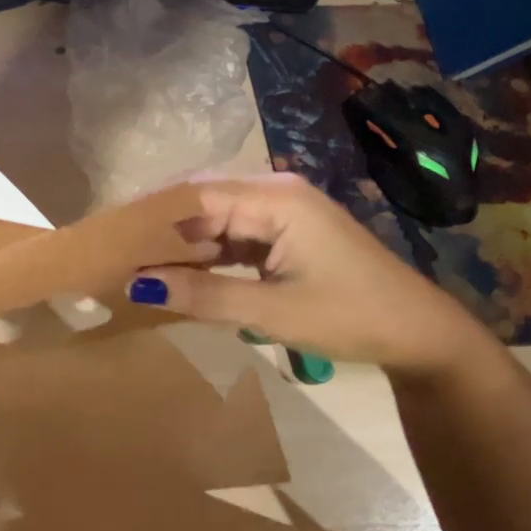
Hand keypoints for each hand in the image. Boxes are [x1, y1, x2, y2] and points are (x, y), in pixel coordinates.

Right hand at [126, 174, 491, 373]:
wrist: (422, 337)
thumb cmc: (351, 317)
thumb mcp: (272, 311)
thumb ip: (203, 295)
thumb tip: (137, 284)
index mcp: (275, 198)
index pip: (194, 196)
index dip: (148, 216)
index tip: (107, 236)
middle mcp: (275, 193)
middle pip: (200, 201)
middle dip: (157, 226)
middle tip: (112, 251)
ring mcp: (281, 213)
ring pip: (213, 219)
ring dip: (178, 242)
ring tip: (132, 262)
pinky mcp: (285, 235)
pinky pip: (230, 236)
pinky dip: (202, 254)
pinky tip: (175, 272)